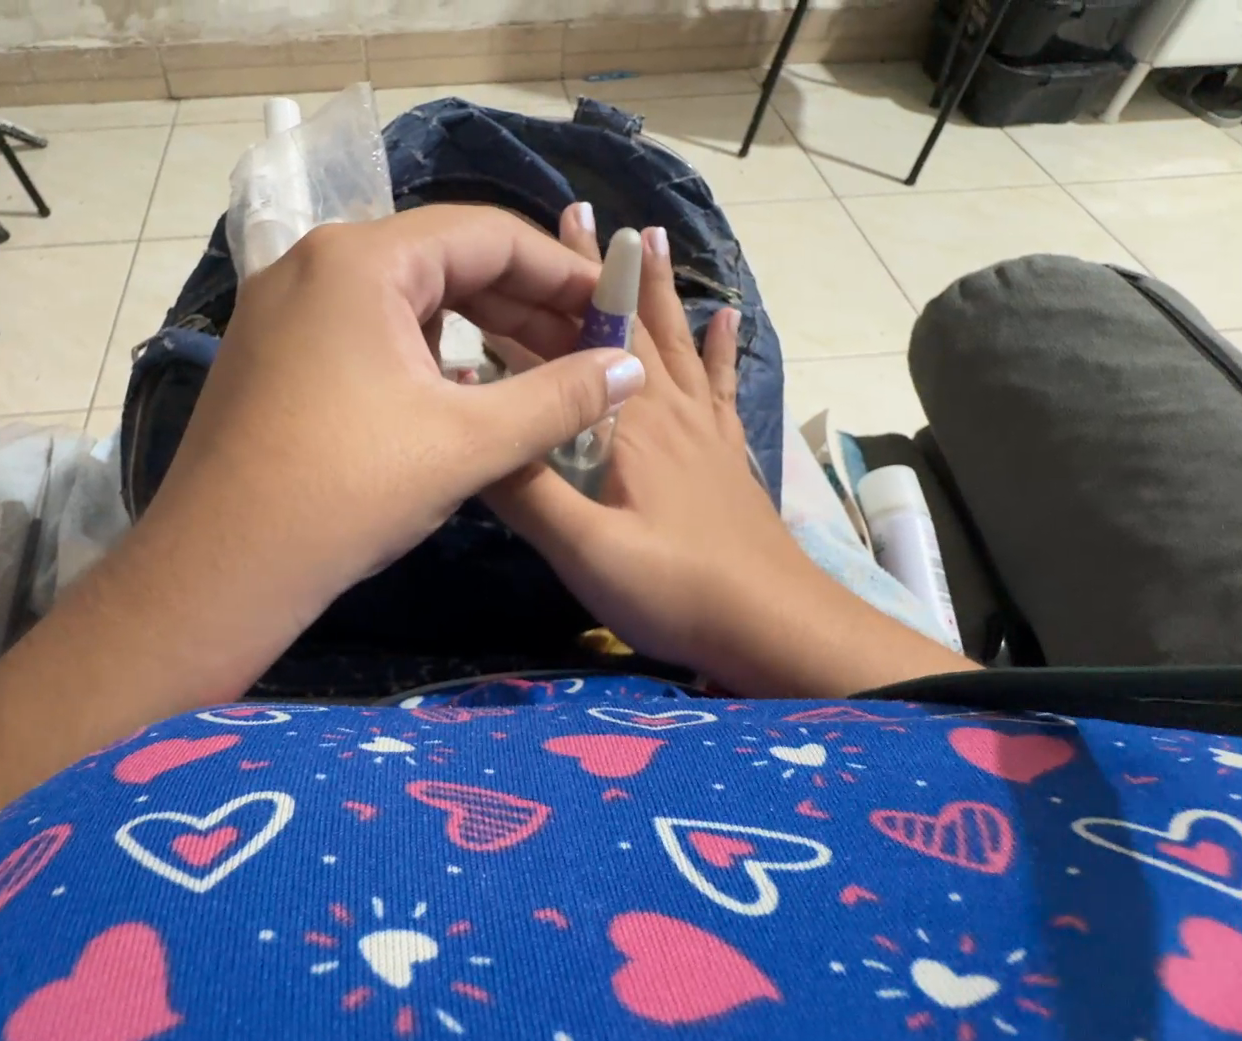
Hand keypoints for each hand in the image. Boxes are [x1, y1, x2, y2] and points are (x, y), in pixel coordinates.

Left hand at [147, 204, 645, 625]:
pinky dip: (424, 358)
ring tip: (534, 373)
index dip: (561, 270)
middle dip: (522, 304)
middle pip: (444, 262)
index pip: (487, 235)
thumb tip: (631, 367)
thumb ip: (559, 398)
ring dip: (476, 334)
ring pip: (404, 303)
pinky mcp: (273, 357)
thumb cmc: (347, 492)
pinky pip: (368, 336)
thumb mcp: (468, 443)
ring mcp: (285, 311)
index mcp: (360, 259)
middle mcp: (314, 265)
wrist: (221, 571)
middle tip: (584, 347)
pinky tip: (460, 395)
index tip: (611, 308)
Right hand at [483, 215, 788, 672]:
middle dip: (603, 269)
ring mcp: (705, 431)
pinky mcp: (726, 456)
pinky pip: (722, 386)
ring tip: (651, 238)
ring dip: (658, 290)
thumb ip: (524, 491)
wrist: (773, 626)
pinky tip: (726, 318)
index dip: (554, 288)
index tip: (534, 232)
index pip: (581, 340)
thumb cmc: (674, 588)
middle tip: (584, 214)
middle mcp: (669, 410)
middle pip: (630, 324)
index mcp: (627, 424)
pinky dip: (721, 348)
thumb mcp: (583, 549)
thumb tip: (468, 425)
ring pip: (677, 341)